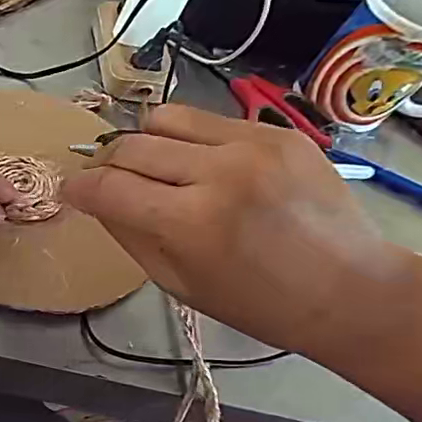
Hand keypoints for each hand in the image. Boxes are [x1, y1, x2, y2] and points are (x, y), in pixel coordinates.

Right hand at [62, 104, 419, 360]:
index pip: (108, 187)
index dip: (78, 187)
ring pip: (165, 117)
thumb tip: (96, 199)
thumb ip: (130, 234)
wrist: (351, 288)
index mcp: (190, 222)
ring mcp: (253, 144)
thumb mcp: (178, 283)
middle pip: (130, 145)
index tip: (70, 190)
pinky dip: (189, 140)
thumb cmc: (257, 303)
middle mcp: (219, 171)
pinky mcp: (278, 131)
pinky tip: (201, 166)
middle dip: (105, 163)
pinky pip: (208, 121)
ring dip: (145, 141)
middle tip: (107, 181)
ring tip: (153, 166)